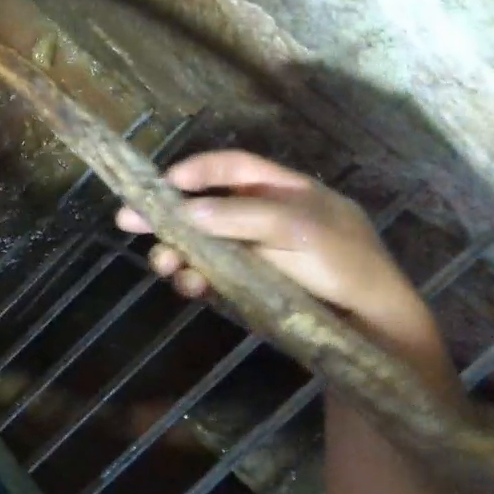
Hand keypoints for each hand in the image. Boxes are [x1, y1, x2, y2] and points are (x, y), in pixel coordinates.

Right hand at [114, 150, 448, 377]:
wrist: (366, 324)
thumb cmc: (343, 263)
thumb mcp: (297, 229)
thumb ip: (240, 216)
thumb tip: (183, 212)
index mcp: (282, 192)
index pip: (232, 168)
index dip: (197, 171)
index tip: (162, 184)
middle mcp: (260, 218)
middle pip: (202, 208)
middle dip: (166, 217)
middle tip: (126, 221)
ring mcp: (249, 254)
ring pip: (196, 246)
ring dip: (173, 253)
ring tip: (164, 266)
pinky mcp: (241, 287)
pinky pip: (204, 276)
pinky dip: (190, 279)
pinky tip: (189, 286)